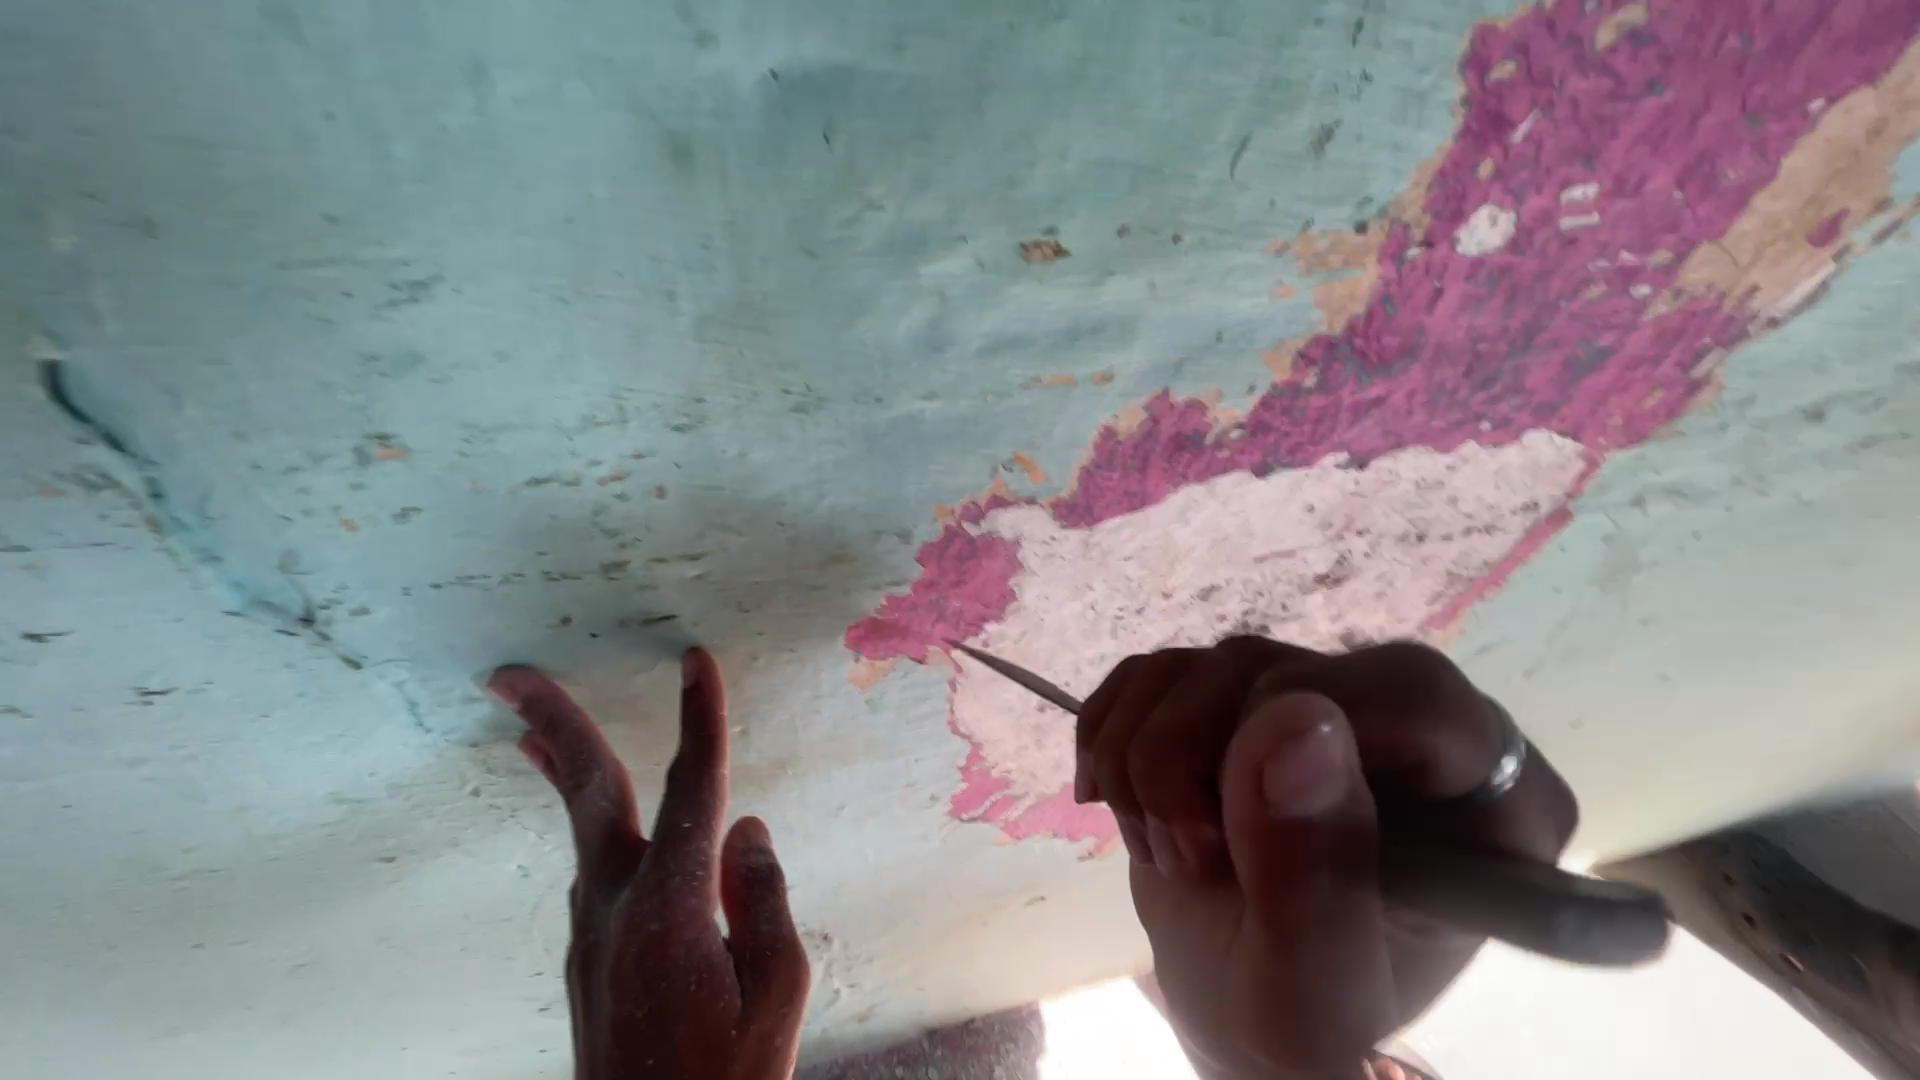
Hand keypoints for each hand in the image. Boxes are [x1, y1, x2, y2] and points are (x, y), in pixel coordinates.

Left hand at [489, 649, 809, 1079]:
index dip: (699, 718)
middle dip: (553, 722)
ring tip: (531, 725)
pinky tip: (592, 814)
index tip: (696, 661)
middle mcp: (615, 909)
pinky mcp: (586, 958)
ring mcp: (590, 935)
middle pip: (586, 793)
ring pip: (580, 827)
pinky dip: (585, 819)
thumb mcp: (779, 991)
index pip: (694, 788)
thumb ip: (765, 897)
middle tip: (507, 675)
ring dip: (559, 767)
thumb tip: (745, 825)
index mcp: (671, 909)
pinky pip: (590, 866)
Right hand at [1077, 638, 1576, 1079]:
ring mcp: (1301, 694)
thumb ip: (1313, 876)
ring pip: (1193, 667)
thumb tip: (1292, 724)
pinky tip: (1120, 801)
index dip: (1306, 733)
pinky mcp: (1225, 690)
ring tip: (1164, 848)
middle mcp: (1393, 722)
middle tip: (1186, 858)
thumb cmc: (1295, 1015)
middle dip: (1189, 769)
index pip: (1414, 693)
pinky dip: (1105, 737)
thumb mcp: (1309, 993)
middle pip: (1271, 670)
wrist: (1228, 992)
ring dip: (1140, 765)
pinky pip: (1145, 671)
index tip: (1225, 823)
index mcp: (1480, 798)